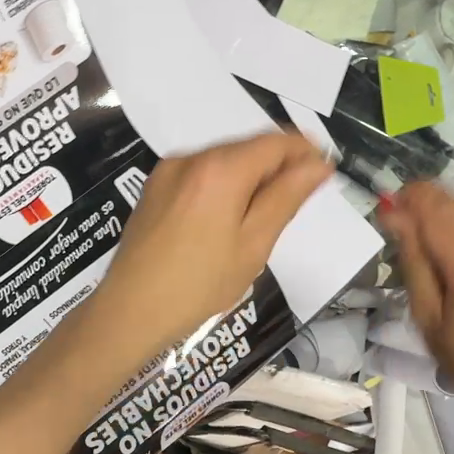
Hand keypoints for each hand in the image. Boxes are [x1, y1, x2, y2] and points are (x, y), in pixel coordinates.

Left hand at [91, 133, 333, 357]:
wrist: (129, 312)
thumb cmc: (197, 286)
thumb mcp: (253, 245)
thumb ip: (286, 198)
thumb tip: (318, 165)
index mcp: (219, 169)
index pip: (277, 141)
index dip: (306, 154)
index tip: (324, 177)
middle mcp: (189, 159)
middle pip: (247, 148)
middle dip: (275, 168)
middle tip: (290, 209)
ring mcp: (165, 173)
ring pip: (222, 161)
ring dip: (247, 179)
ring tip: (256, 223)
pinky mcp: (151, 191)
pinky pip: (198, 177)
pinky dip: (220, 188)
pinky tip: (223, 224)